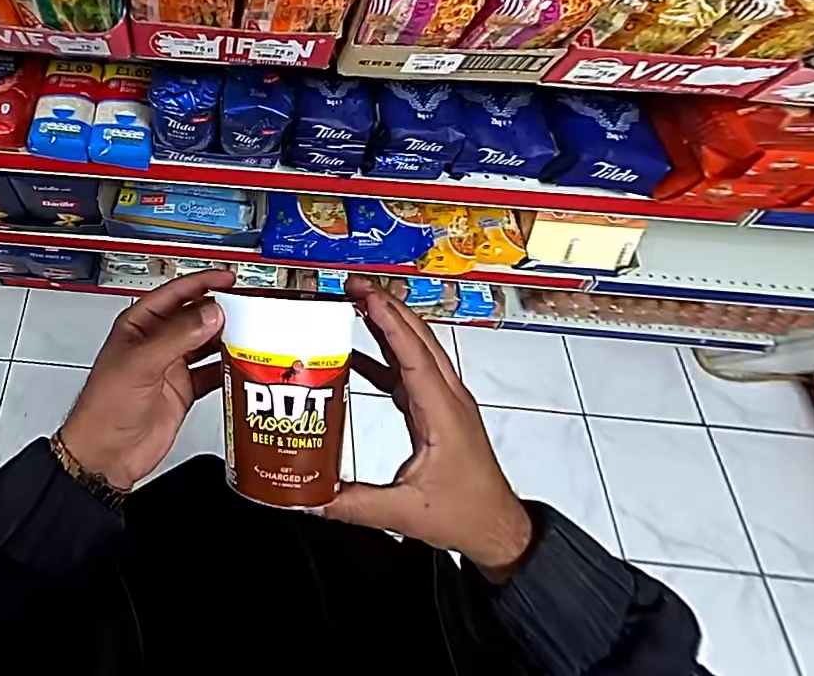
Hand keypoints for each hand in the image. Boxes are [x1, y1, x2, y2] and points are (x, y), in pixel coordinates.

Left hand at [57, 270, 232, 490]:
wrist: (105, 457)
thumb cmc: (103, 408)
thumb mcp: (140, 364)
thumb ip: (177, 337)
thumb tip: (209, 314)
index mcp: (141, 325)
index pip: (176, 293)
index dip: (202, 282)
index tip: (227, 278)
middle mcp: (158, 342)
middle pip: (196, 316)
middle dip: (220, 310)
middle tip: (247, 307)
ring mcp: (172, 366)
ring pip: (206, 342)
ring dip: (226, 338)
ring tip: (249, 333)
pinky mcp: (183, 390)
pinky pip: (212, 372)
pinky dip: (228, 368)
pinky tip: (241, 366)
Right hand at [329, 278, 533, 579]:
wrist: (499, 528)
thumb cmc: (469, 515)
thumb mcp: (407, 514)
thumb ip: (355, 504)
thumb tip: (313, 496)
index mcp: (443, 413)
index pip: (414, 355)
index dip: (389, 322)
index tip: (367, 296)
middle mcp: (447, 397)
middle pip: (417, 336)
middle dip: (386, 305)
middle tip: (355, 285)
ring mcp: (444, 399)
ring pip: (416, 346)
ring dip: (389, 321)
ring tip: (358, 301)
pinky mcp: (437, 407)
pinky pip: (409, 368)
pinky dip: (386, 352)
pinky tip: (359, 352)